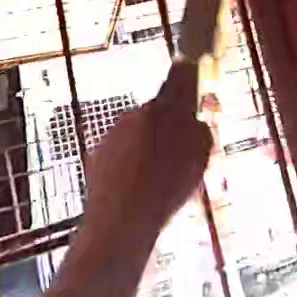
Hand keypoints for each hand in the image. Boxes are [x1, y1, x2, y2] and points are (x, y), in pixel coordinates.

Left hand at [80, 64, 213, 250]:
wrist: (120, 222)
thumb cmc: (165, 187)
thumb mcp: (199, 157)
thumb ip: (200, 131)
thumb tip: (196, 120)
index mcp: (161, 109)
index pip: (177, 81)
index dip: (186, 77)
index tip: (190, 73)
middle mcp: (133, 115)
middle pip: (156, 112)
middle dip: (167, 126)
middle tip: (180, 153)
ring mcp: (112, 135)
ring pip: (137, 134)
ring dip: (148, 147)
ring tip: (158, 178)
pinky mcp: (97, 157)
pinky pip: (120, 153)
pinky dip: (129, 164)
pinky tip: (138, 187)